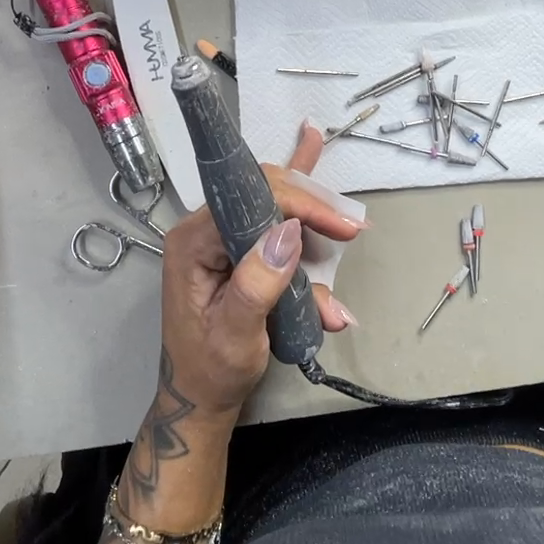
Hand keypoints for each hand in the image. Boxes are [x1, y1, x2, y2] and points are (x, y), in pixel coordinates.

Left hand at [158, 122, 364, 416]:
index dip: (297, 205)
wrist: (200, 398)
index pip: (248, 200)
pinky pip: (267, 211)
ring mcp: (219, 236)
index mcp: (192, 243)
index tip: (339, 226)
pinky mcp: (236, 246)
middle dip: (311, 209)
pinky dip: (297, 195)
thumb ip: (257, 285)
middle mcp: (202, 230)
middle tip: (351, 229)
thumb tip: (289, 231)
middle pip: (262, 193)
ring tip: (346, 231)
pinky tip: (310, 145)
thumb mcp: (234, 336)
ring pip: (272, 203)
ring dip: (312, 223)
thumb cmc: (213, 371)